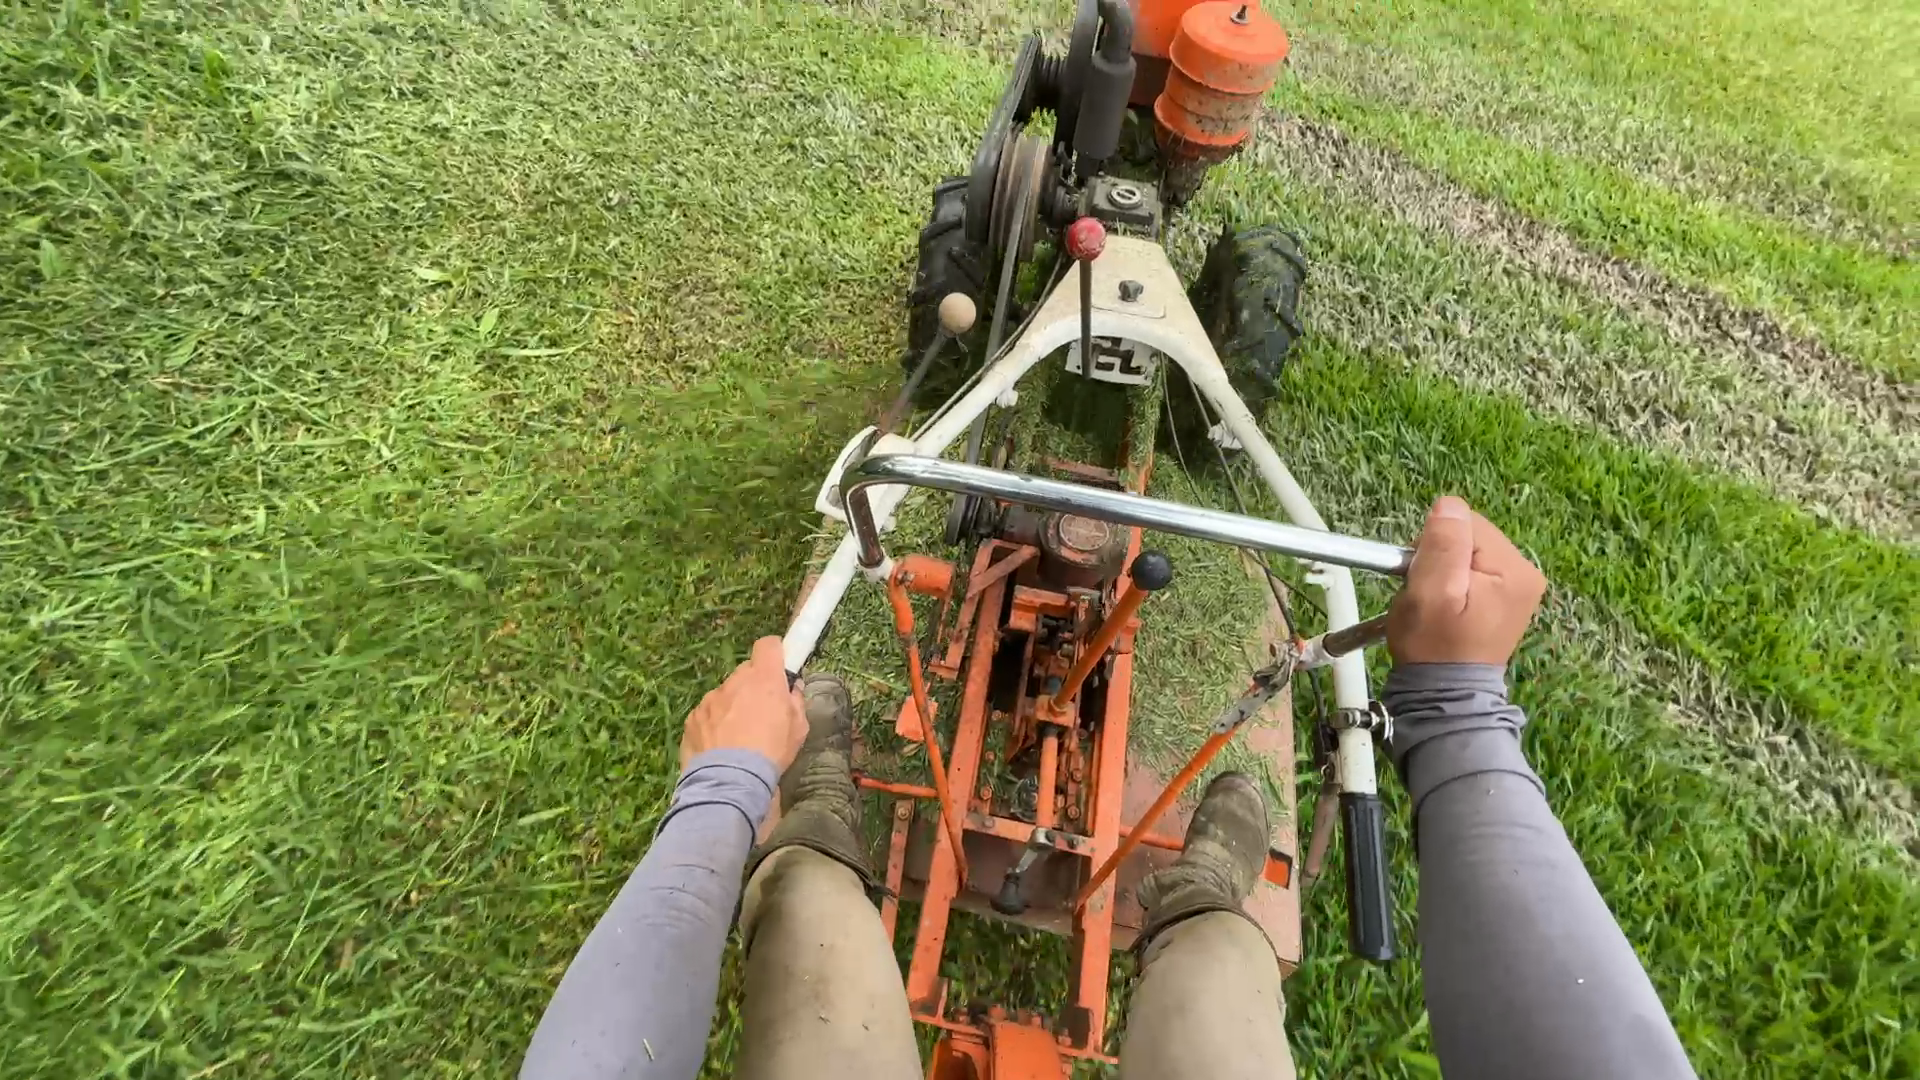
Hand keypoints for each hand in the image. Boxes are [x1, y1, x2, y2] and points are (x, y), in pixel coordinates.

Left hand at [678, 637, 806, 772]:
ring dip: (733, 705)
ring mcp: (711, 699)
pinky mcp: (693, 718)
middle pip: (747, 671)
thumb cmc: (771, 752)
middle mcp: (735, 681)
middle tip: (762, 710)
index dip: (775, 653)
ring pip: (726, 693)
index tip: (779, 669)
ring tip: (739, 735)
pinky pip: (708, 713)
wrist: (730, 782)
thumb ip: (796, 701)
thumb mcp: (799, 728)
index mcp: (764, 678)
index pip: (768, 645)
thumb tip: (791, 689)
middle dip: (755, 685)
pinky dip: (715, 723)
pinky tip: (721, 746)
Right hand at [1387, 496, 1546, 665]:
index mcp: (1513, 569)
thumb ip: (1441, 546)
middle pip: (1470, 536)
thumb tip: (1449, 504)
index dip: (1433, 543)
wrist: (1445, 689)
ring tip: (1434, 599)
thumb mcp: (1431, 592)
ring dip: (1443, 568)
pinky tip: (1446, 603)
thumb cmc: (1434, 642)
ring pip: (1468, 551)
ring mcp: (1519, 586)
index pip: (1466, 524)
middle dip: (1439, 555)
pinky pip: (1473, 569)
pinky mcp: (1506, 598)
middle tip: (1426, 589)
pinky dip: (1453, 580)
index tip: (1420, 574)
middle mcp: (1526, 572)